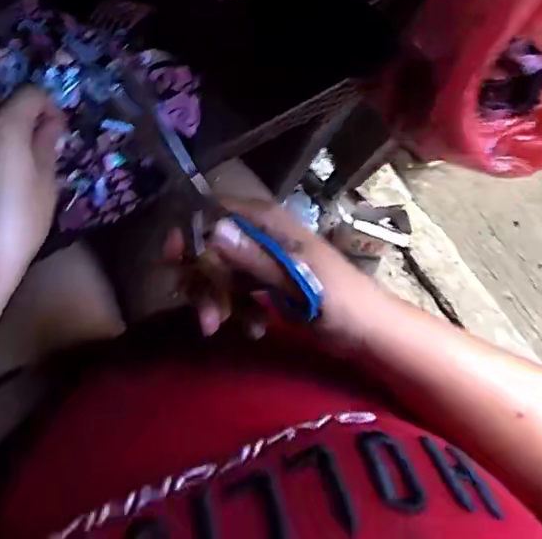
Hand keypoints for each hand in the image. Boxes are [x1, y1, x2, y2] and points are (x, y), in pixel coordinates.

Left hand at [0, 87, 66, 299]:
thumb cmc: (15, 229)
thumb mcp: (45, 187)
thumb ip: (46, 146)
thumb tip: (49, 125)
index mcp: (3, 127)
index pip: (29, 93)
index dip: (48, 106)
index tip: (57, 129)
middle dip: (18, 112)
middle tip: (35, 141)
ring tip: (10, 160)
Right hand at [173, 195, 391, 351]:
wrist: (369, 331)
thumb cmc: (339, 300)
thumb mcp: (295, 281)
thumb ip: (254, 257)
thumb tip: (213, 230)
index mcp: (269, 219)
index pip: (215, 210)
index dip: (190, 231)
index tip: (172, 262)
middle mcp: (261, 230)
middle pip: (210, 244)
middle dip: (204, 281)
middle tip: (208, 320)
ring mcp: (262, 254)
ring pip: (218, 269)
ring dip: (217, 299)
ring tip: (223, 329)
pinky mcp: (264, 278)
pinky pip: (234, 288)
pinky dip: (236, 309)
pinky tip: (253, 329)